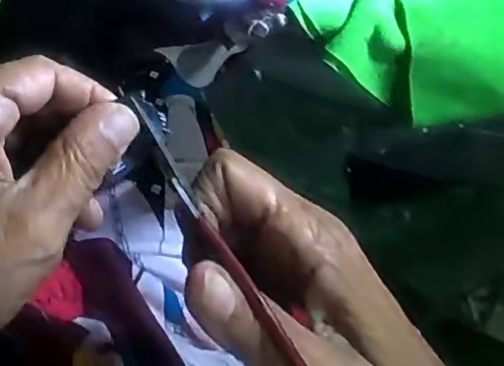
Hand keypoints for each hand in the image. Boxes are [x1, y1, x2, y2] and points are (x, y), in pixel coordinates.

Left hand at [0, 56, 139, 365]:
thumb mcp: (39, 219)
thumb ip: (83, 158)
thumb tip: (123, 113)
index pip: (42, 73)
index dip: (89, 95)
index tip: (126, 130)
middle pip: (24, 94)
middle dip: (70, 133)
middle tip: (109, 178)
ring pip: (8, 119)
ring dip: (50, 155)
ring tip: (89, 209)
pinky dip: (20, 163)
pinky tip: (53, 206)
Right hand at [187, 149, 441, 365]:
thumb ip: (258, 326)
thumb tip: (192, 276)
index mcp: (311, 230)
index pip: (230, 173)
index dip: (202, 206)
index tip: (201, 265)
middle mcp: (298, 230)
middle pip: (222, 203)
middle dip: (203, 247)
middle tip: (210, 307)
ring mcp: (295, 257)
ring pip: (225, 235)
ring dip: (212, 274)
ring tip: (222, 327)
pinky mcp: (292, 285)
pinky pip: (240, 265)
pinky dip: (226, 292)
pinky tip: (238, 330)